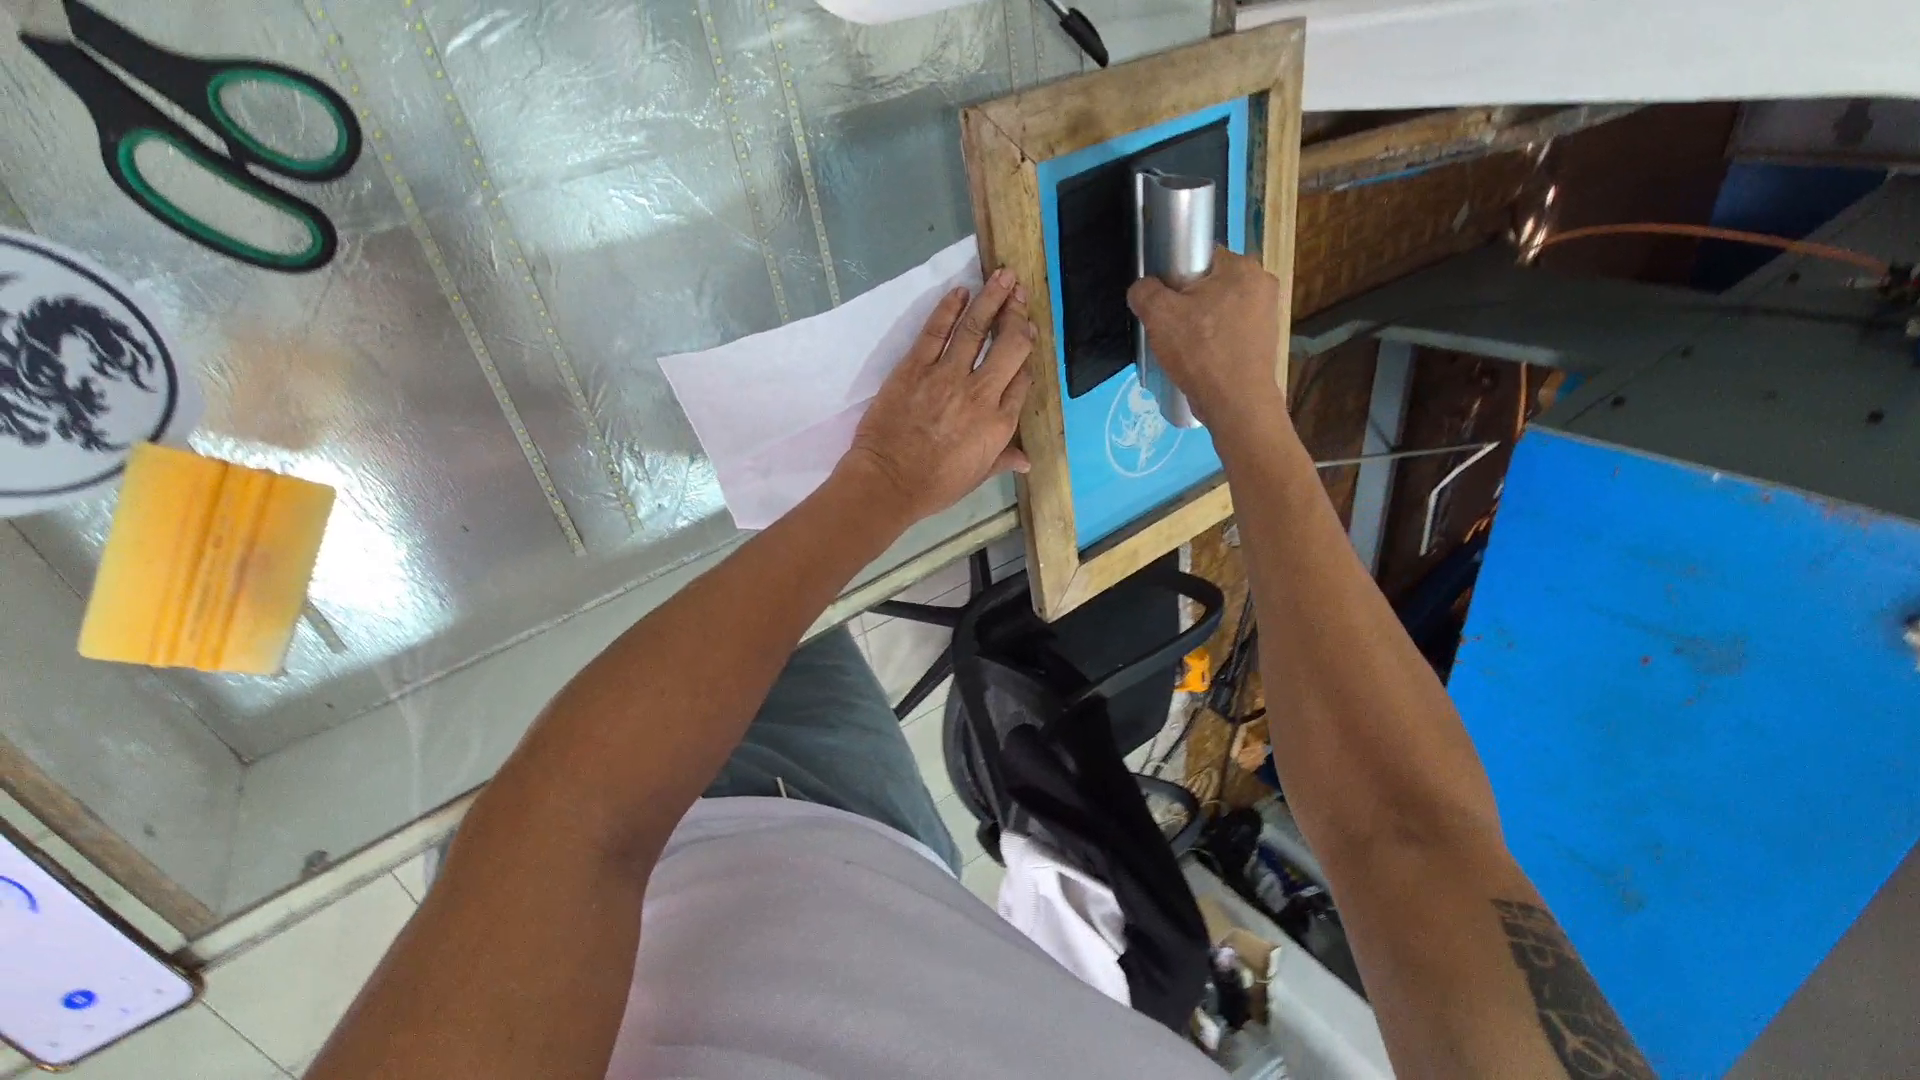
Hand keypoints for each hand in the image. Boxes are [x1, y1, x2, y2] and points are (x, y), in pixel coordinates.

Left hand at [839, 267, 1035, 524]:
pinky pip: (936, 330)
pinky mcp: (915, 367)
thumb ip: (1002, 459)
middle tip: (1020, 294)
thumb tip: (1025, 461)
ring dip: (992, 299)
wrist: (888, 483)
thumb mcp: (976, 476)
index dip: (1026, 354)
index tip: (1027, 336)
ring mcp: (948, 376)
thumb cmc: (934, 486)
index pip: (1022, 378)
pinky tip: (961, 291)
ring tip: (1003, 276)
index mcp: (1000, 422)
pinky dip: (949, 308)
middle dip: (1017, 316)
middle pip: (1009, 345)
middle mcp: (981, 393)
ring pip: (976, 328)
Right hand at [1127, 248, 1285, 431]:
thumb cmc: (1201, 352)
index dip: (1175, 276)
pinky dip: (1213, 343)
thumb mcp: (1159, 315)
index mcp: (1243, 267)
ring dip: (1199, 325)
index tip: (1163, 301)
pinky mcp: (1265, 342)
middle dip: (1187, 303)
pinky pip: (1230, 333)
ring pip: (1219, 310)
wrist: (1236, 404)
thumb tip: (1144, 289)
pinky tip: (1200, 361)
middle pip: (1209, 284)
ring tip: (1183, 349)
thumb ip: (1145, 291)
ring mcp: (1267, 315)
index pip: (1200, 256)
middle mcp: (1262, 284)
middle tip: (1169, 328)